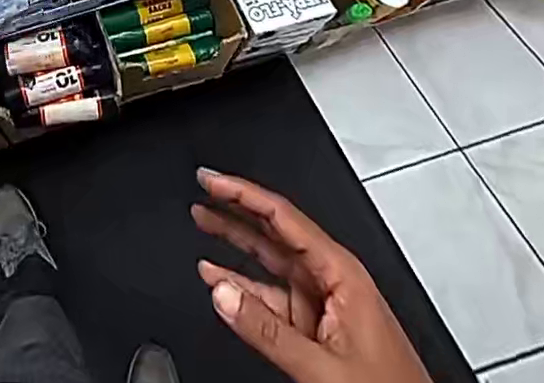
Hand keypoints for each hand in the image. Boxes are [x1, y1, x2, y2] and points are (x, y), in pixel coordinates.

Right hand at [193, 169, 429, 382]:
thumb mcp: (325, 366)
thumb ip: (269, 329)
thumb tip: (223, 293)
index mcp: (340, 270)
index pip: (282, 215)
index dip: (242, 193)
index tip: (213, 179)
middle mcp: (331, 277)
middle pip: (273, 229)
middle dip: (235, 208)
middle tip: (203, 188)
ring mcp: (322, 301)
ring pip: (268, 259)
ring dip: (233, 242)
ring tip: (202, 220)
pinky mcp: (315, 326)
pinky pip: (270, 296)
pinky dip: (242, 285)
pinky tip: (218, 276)